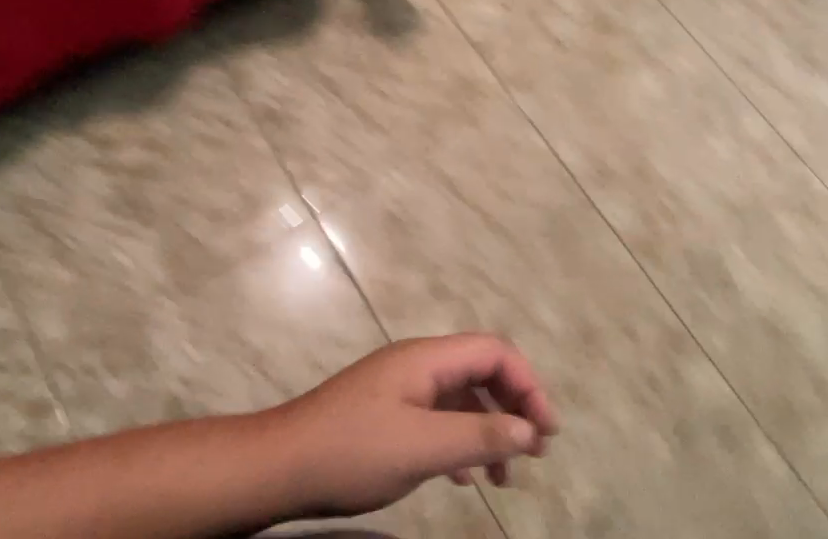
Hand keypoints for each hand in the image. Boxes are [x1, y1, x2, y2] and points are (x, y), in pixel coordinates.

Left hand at [266, 334, 559, 517]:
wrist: (280, 465)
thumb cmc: (352, 451)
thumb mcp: (422, 447)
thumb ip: (479, 435)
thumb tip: (530, 429)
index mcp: (426, 358)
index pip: (493, 351)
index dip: (527, 384)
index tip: (547, 431)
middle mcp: (416, 364)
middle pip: (480, 369)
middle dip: (513, 405)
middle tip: (536, 451)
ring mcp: (399, 387)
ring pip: (460, 397)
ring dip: (489, 428)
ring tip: (505, 475)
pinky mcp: (386, 413)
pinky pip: (438, 417)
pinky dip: (461, 440)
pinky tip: (463, 477)